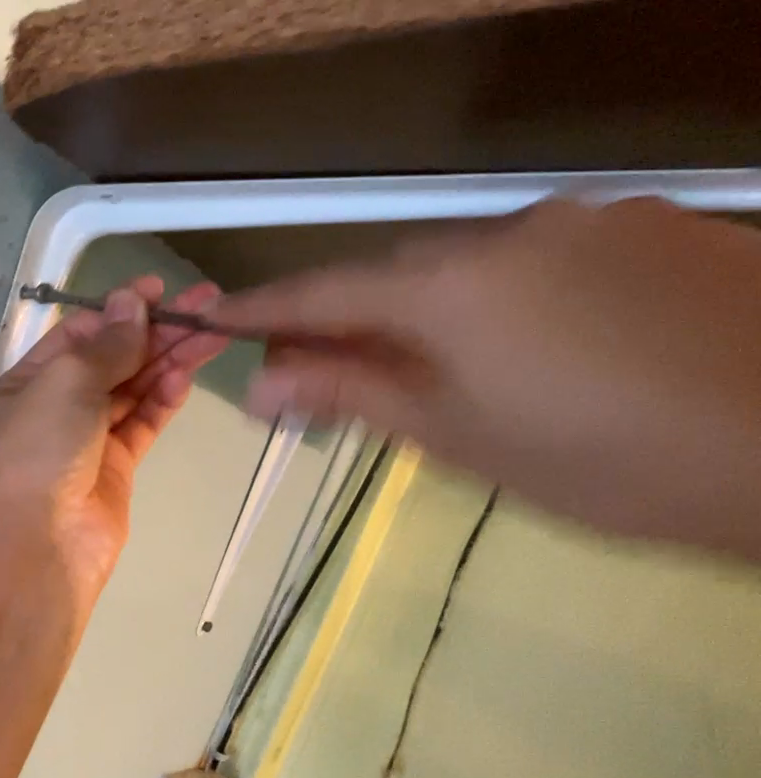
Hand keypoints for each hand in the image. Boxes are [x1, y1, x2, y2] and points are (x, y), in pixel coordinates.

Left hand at [0, 277, 228, 601]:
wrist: (41, 541)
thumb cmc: (40, 451)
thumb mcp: (65, 382)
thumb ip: (104, 344)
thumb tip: (129, 304)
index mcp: (24, 385)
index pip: (74, 337)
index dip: (116, 311)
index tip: (160, 290)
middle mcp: (51, 410)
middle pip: (108, 361)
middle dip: (153, 333)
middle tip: (207, 306)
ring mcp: (83, 441)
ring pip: (130, 390)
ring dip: (167, 361)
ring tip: (213, 333)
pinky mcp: (113, 469)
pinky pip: (141, 424)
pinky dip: (163, 400)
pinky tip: (186, 375)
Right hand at [216, 197, 760, 560]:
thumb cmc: (599, 460)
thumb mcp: (454, 436)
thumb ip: (350, 394)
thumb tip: (259, 383)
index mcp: (450, 286)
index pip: (322, 293)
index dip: (261, 311)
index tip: (211, 322)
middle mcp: (513, 231)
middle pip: (395, 273)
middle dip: (352, 320)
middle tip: (324, 376)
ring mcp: (595, 222)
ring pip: (472, 263)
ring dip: (432, 310)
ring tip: (440, 371)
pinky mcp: (661, 229)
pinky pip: (545, 257)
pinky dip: (507, 296)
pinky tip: (536, 346)